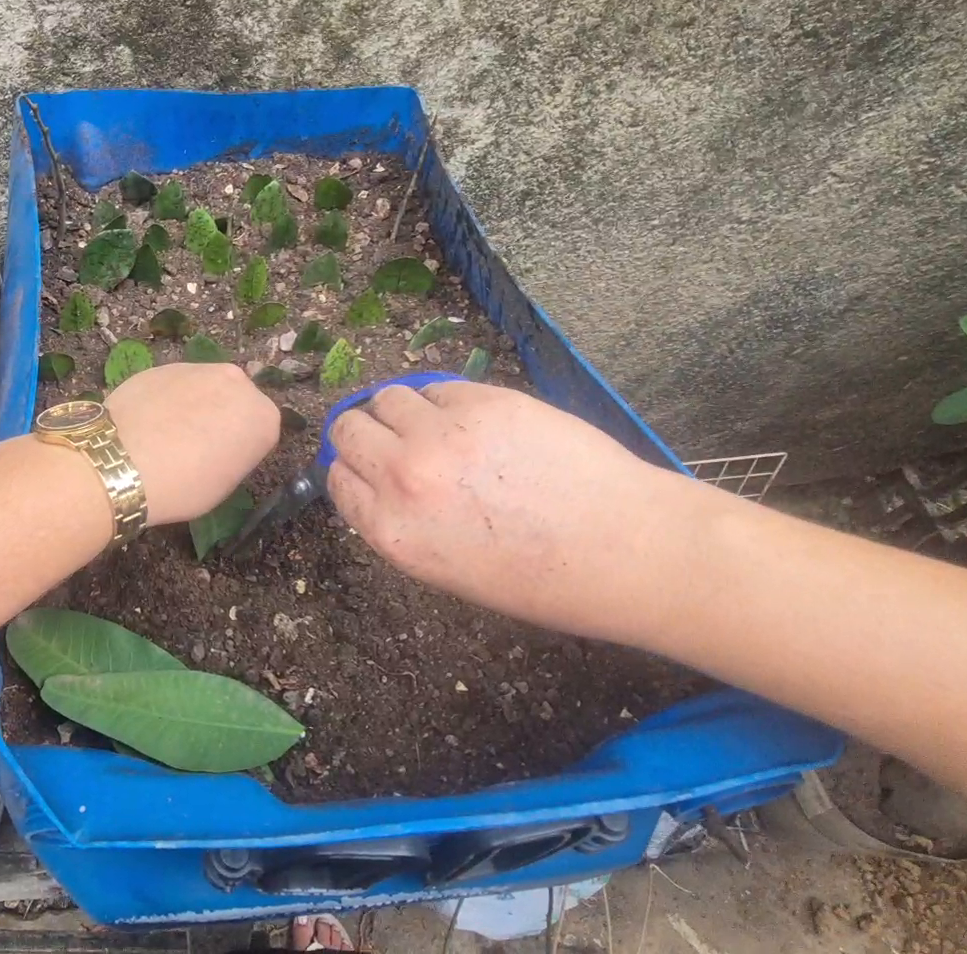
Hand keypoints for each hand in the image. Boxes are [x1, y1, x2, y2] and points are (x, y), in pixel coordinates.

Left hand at [106, 363, 279, 525]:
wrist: (124, 461)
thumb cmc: (184, 484)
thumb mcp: (224, 484)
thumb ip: (234, 455)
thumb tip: (219, 446)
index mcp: (264, 416)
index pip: (260, 432)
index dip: (241, 449)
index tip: (221, 463)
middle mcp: (238, 383)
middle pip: (235, 401)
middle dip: (220, 418)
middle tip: (194, 447)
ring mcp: (198, 368)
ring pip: (204, 389)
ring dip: (193, 405)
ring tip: (166, 435)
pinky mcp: (163, 365)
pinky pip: (174, 385)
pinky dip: (166, 400)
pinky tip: (147, 422)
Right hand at [325, 380, 693, 642]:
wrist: (628, 550)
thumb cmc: (543, 579)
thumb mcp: (445, 570)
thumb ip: (401, 523)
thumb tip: (380, 483)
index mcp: (391, 531)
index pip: (338, 478)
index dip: (354, 471)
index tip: (372, 470)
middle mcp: (403, 477)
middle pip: (348, 428)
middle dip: (366, 433)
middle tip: (397, 442)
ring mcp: (441, 433)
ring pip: (386, 398)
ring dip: (402, 411)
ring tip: (437, 428)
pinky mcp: (482, 400)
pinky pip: (437, 387)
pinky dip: (445, 400)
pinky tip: (476, 422)